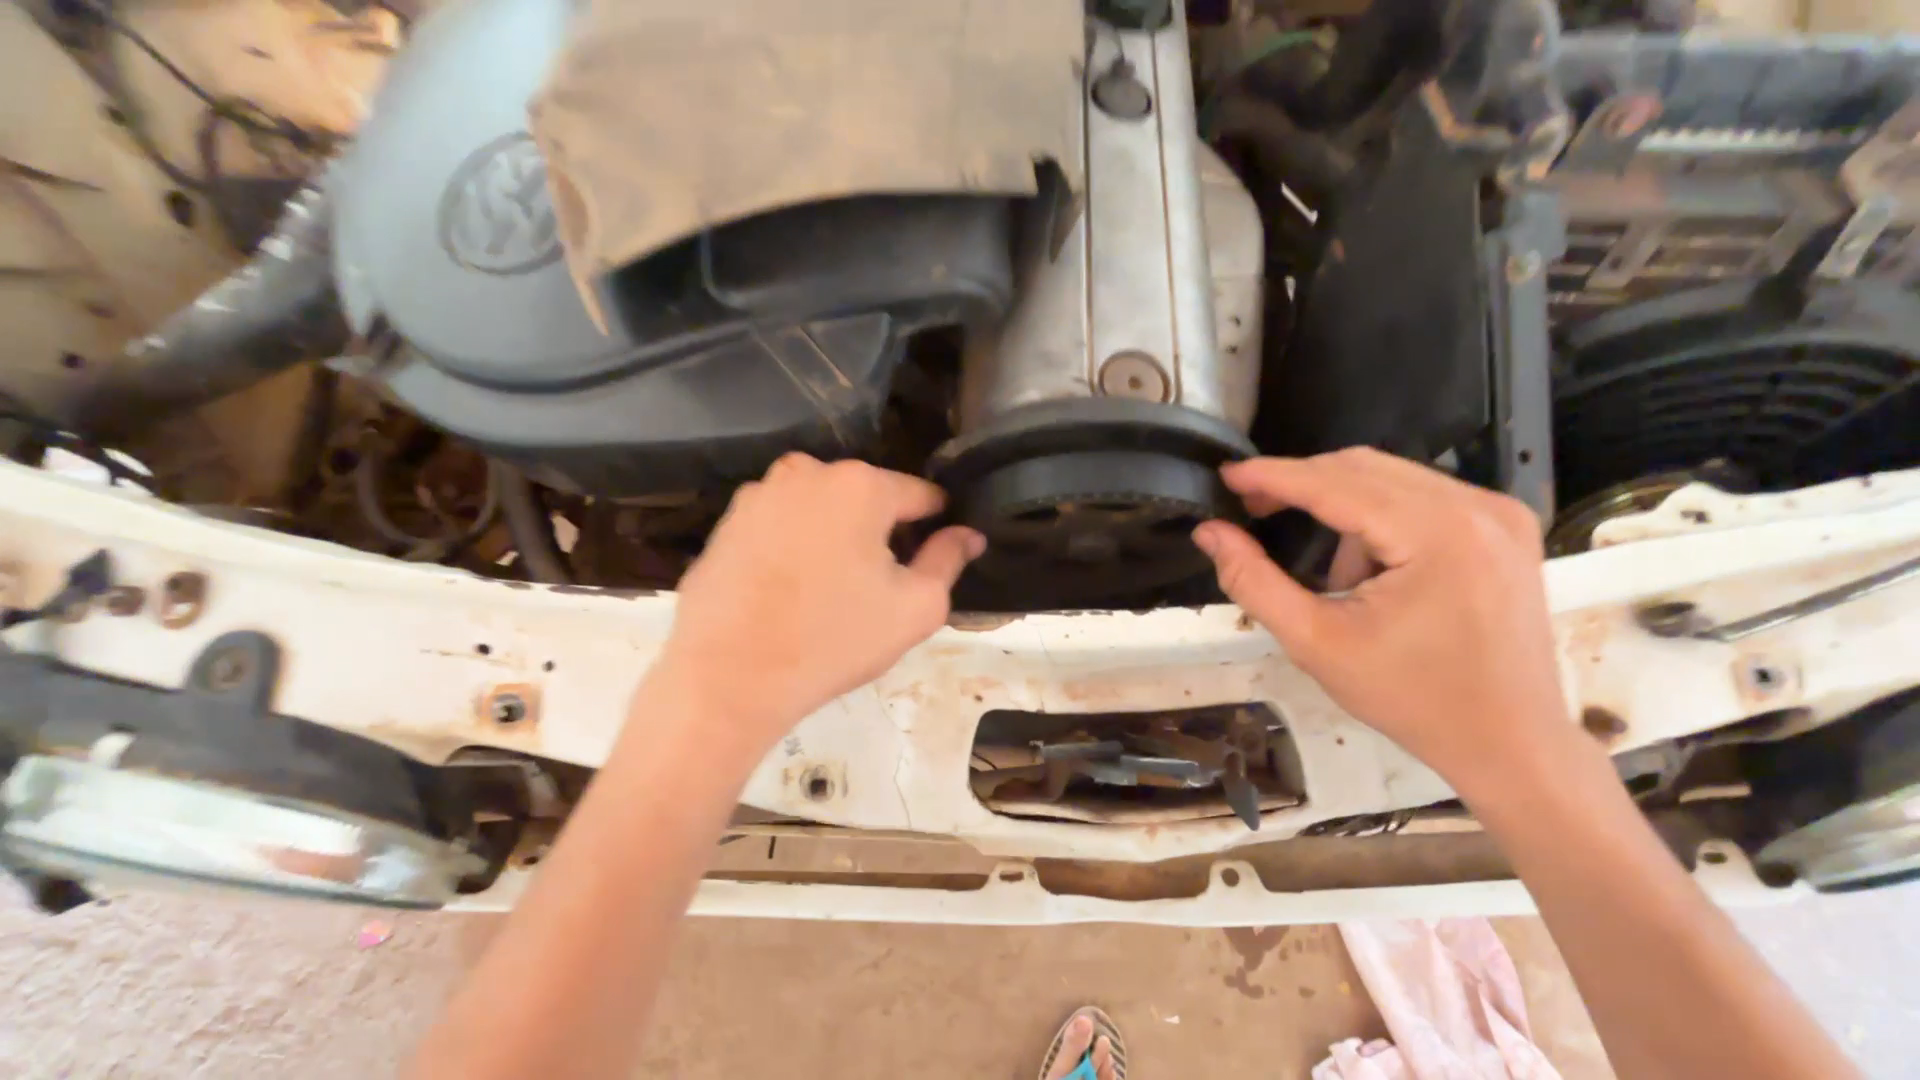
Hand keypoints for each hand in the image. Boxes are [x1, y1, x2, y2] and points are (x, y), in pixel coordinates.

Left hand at [648, 454, 983, 754]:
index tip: (929, 564)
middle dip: (880, 533)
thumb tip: (968, 534)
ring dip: (835, 539)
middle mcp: (807, 472)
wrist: (728, 677)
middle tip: (877, 588)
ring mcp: (759, 495)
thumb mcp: (916, 608)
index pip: (921, 496)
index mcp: (860, 485)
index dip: (934, 529)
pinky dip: (793, 550)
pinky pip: (780, 528)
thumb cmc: (834, 640)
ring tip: (829, 594)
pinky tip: (789, 595)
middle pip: (867, 499)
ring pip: (821, 511)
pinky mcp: (726, 524)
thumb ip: (948, 561)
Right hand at [1191, 448, 1572, 793]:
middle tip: (1251, 509)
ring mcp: (1499, 512)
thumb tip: (1210, 532)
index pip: (1336, 483)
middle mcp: (1477, 507)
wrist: (1510, 742)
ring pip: (1392, 479)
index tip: (1227, 475)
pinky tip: (1373, 572)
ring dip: (1342, 508)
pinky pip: (1423, 497)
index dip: (1274, 475)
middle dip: (1302, 484)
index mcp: (1438, 533)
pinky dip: (1381, 520)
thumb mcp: (1317, 643)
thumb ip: (1254, 581)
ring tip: (1332, 577)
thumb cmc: (1412, 699)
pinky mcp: (1507, 526)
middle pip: (1364, 468)